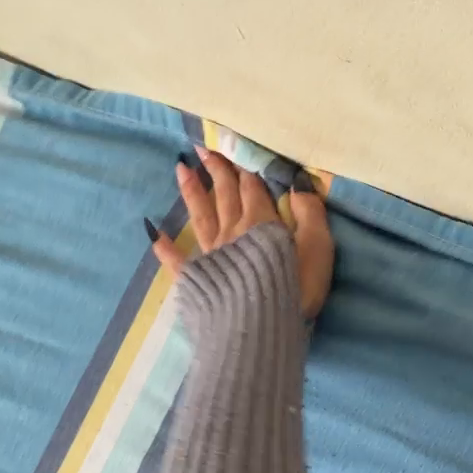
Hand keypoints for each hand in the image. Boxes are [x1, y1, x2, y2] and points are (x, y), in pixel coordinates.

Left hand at [148, 147, 334, 319]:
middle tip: (203, 149)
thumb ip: (311, 215)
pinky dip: (166, 247)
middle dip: (217, 171)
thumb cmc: (296, 288)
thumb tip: (299, 183)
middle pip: (225, 196)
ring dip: (191, 192)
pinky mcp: (199, 278)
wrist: (262, 325)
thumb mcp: (318, 250)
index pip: (253, 188)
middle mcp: (233, 231)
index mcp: (262, 222)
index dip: (245, 167)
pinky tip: (155, 234)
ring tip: (180, 169)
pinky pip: (178, 260)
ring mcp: (213, 254)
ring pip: (201, 216)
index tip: (232, 147)